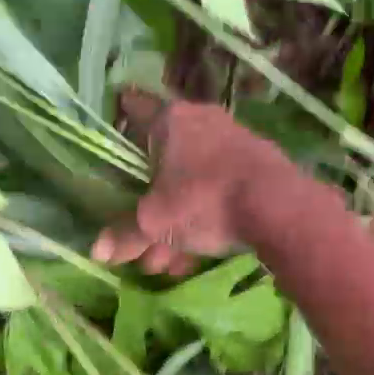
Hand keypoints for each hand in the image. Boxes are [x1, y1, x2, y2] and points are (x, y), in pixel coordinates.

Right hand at [91, 89, 294, 275]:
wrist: (276, 207)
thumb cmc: (204, 200)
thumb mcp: (155, 223)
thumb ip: (125, 235)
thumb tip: (97, 251)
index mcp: (170, 120)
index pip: (135, 109)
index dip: (120, 124)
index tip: (111, 146)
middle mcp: (202, 123)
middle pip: (163, 164)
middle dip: (148, 207)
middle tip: (138, 244)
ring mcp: (233, 146)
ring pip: (191, 187)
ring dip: (175, 226)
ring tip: (164, 265)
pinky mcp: (257, 173)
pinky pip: (218, 197)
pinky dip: (203, 225)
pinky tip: (194, 260)